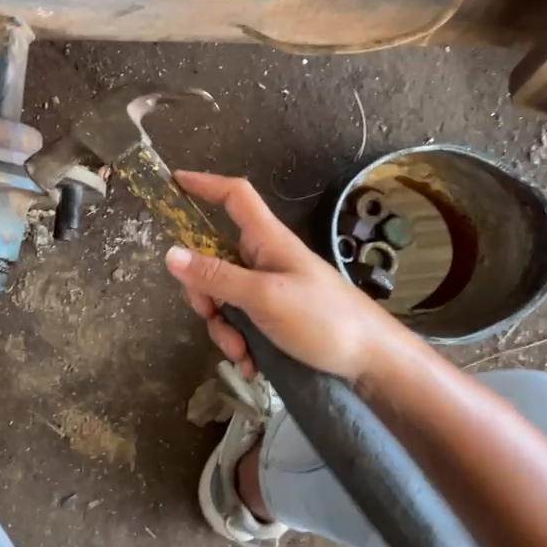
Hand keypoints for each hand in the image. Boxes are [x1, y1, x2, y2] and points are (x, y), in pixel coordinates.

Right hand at [162, 170, 403, 382]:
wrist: (376, 365)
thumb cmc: (325, 319)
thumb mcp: (264, 297)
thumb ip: (216, 276)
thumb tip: (169, 254)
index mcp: (267, 240)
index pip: (233, 196)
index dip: (204, 184)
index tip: (173, 181)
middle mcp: (264, 259)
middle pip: (212, 256)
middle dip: (203, 290)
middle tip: (208, 313)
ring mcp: (269, 289)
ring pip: (222, 296)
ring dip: (222, 327)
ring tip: (242, 354)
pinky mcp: (275, 318)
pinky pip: (239, 322)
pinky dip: (239, 343)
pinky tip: (252, 365)